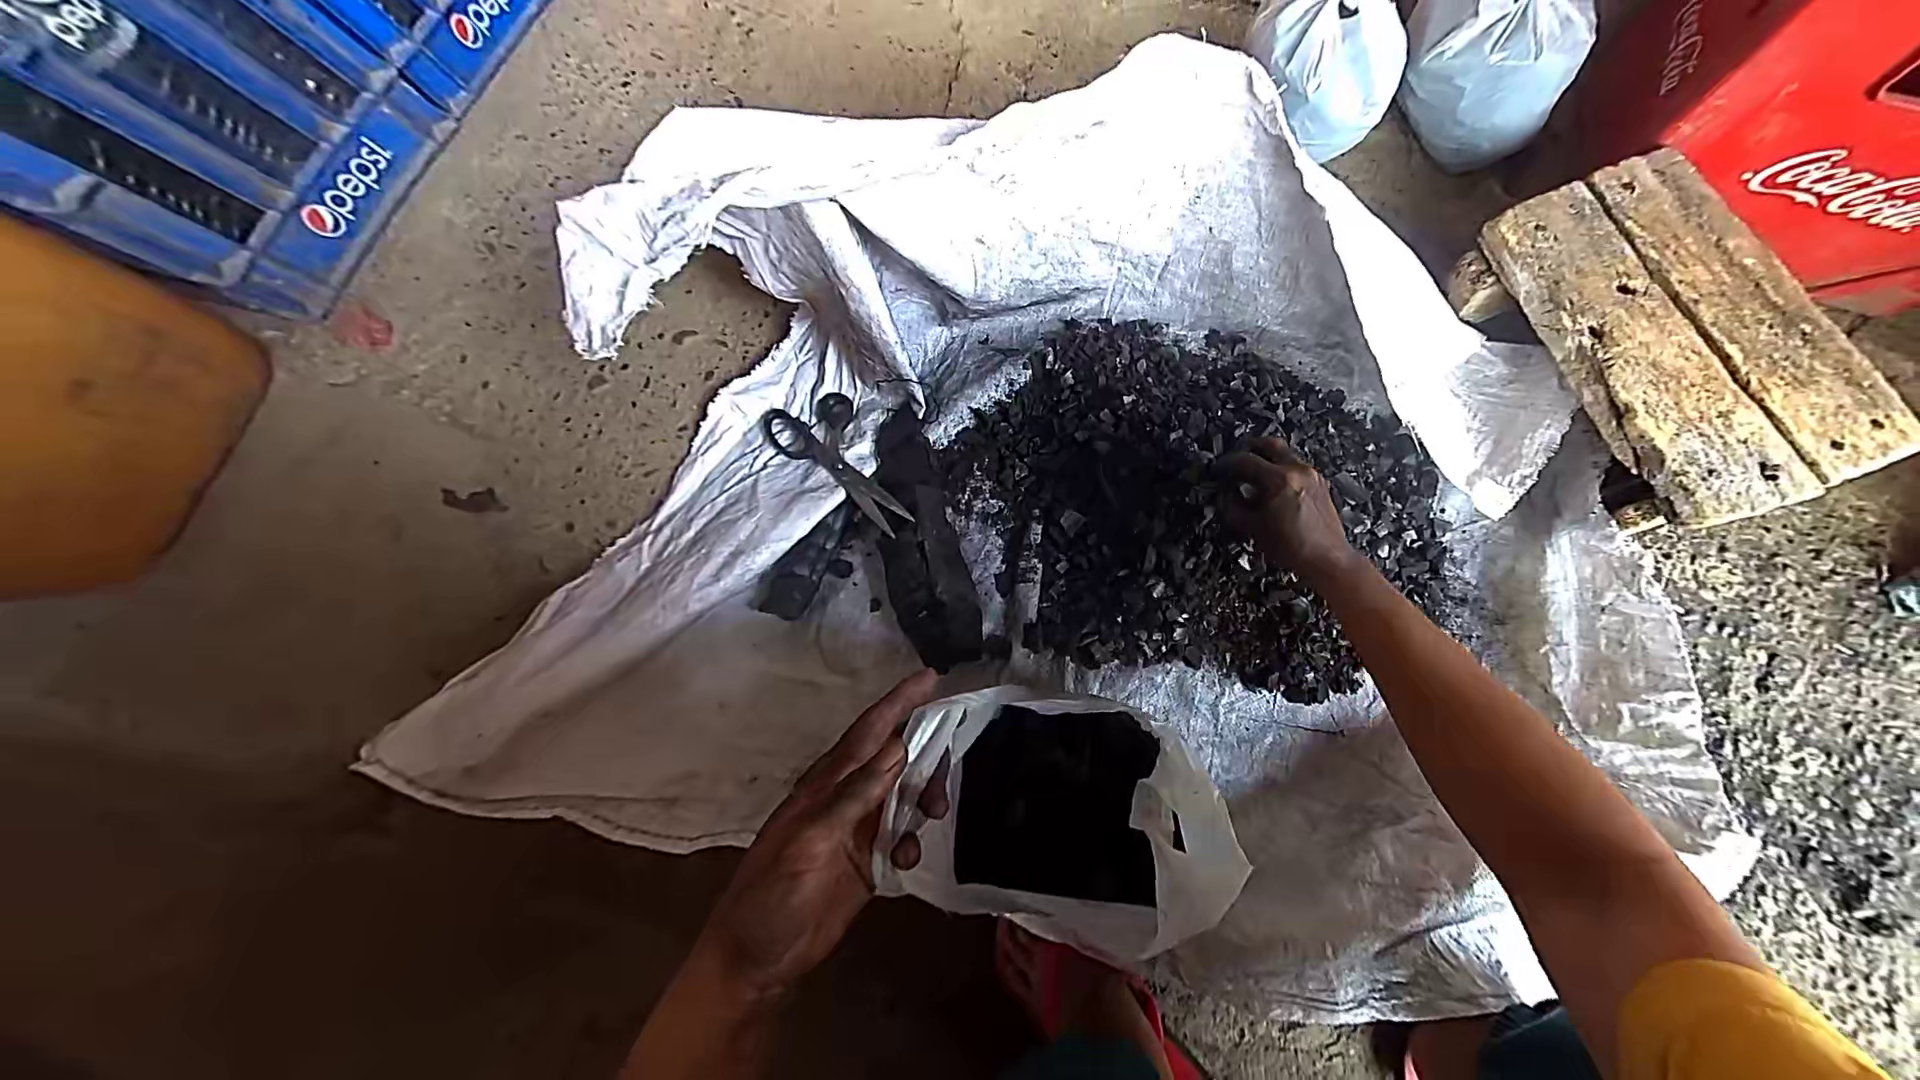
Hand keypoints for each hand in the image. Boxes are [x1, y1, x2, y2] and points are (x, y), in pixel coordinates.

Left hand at [692, 669, 942, 997]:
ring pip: (904, 794)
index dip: (899, 702)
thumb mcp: (809, 842)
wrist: (755, 959)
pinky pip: (902, 836)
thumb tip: (897, 748)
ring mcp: (857, 828)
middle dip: (926, 754)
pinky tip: (907, 857)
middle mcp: (846, 797)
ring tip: (935, 813)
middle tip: (951, 764)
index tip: (930, 677)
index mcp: (826, 783)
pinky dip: (912, 840)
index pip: (869, 731)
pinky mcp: (868, 860)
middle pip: (895, 758)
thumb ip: (853, 797)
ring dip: (924, 797)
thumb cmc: (771, 894)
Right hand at [1215, 437, 1359, 585]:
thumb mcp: (1251, 528)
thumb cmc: (1293, 547)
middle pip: (1269, 444)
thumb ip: (1232, 506)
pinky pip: (1296, 467)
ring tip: (1252, 476)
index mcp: (1278, 480)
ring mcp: (1312, 476)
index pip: (1244, 460)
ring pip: (1284, 455)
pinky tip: (1272, 488)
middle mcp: (1298, 472)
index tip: (1218, 469)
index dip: (1226, 463)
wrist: (1326, 559)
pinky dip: (1280, 471)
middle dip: (1249, 448)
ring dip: (1266, 460)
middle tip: (1236, 460)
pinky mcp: (1320, 484)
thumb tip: (1225, 495)